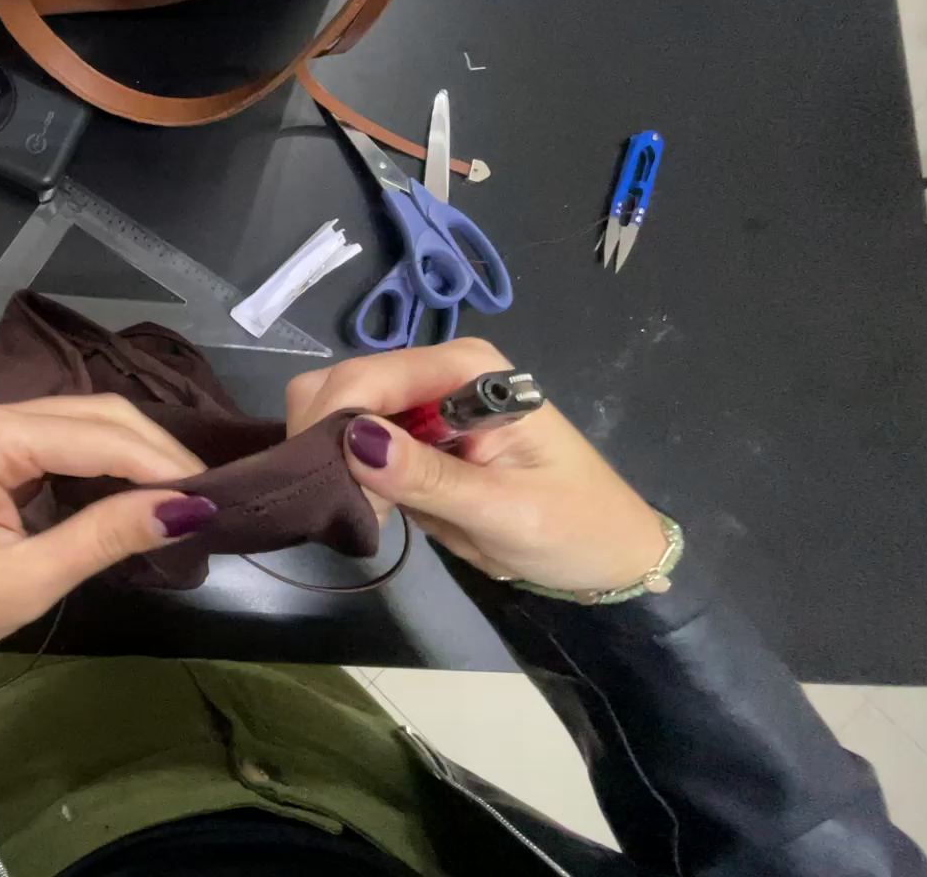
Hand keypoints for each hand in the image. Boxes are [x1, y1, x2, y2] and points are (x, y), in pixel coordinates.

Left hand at [0, 396, 214, 692]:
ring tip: (181, 496)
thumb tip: (189, 508)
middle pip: (94, 415)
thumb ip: (106, 535)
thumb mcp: (27, 580)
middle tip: (206, 499)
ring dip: (131, 455)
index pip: (102, 435)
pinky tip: (131, 490)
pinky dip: (99, 464)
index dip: (164, 464)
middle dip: (154, 452)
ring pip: (79, 424)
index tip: (220, 498)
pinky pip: (57, 444)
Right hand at [286, 339, 668, 592]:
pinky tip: (367, 501)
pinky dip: (336, 469)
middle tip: (357, 503)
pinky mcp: (396, 429)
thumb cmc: (576, 529)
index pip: (367, 377)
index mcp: (465, 370)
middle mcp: (429, 372)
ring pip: (325, 408)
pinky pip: (337, 436)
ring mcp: (410, 399)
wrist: (601, 556)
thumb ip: (429, 476)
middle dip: (328, 443)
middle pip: (336, 386)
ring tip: (367, 507)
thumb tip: (355, 441)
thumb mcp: (508, 511)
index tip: (339, 487)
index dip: (335, 424)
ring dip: (328, 459)